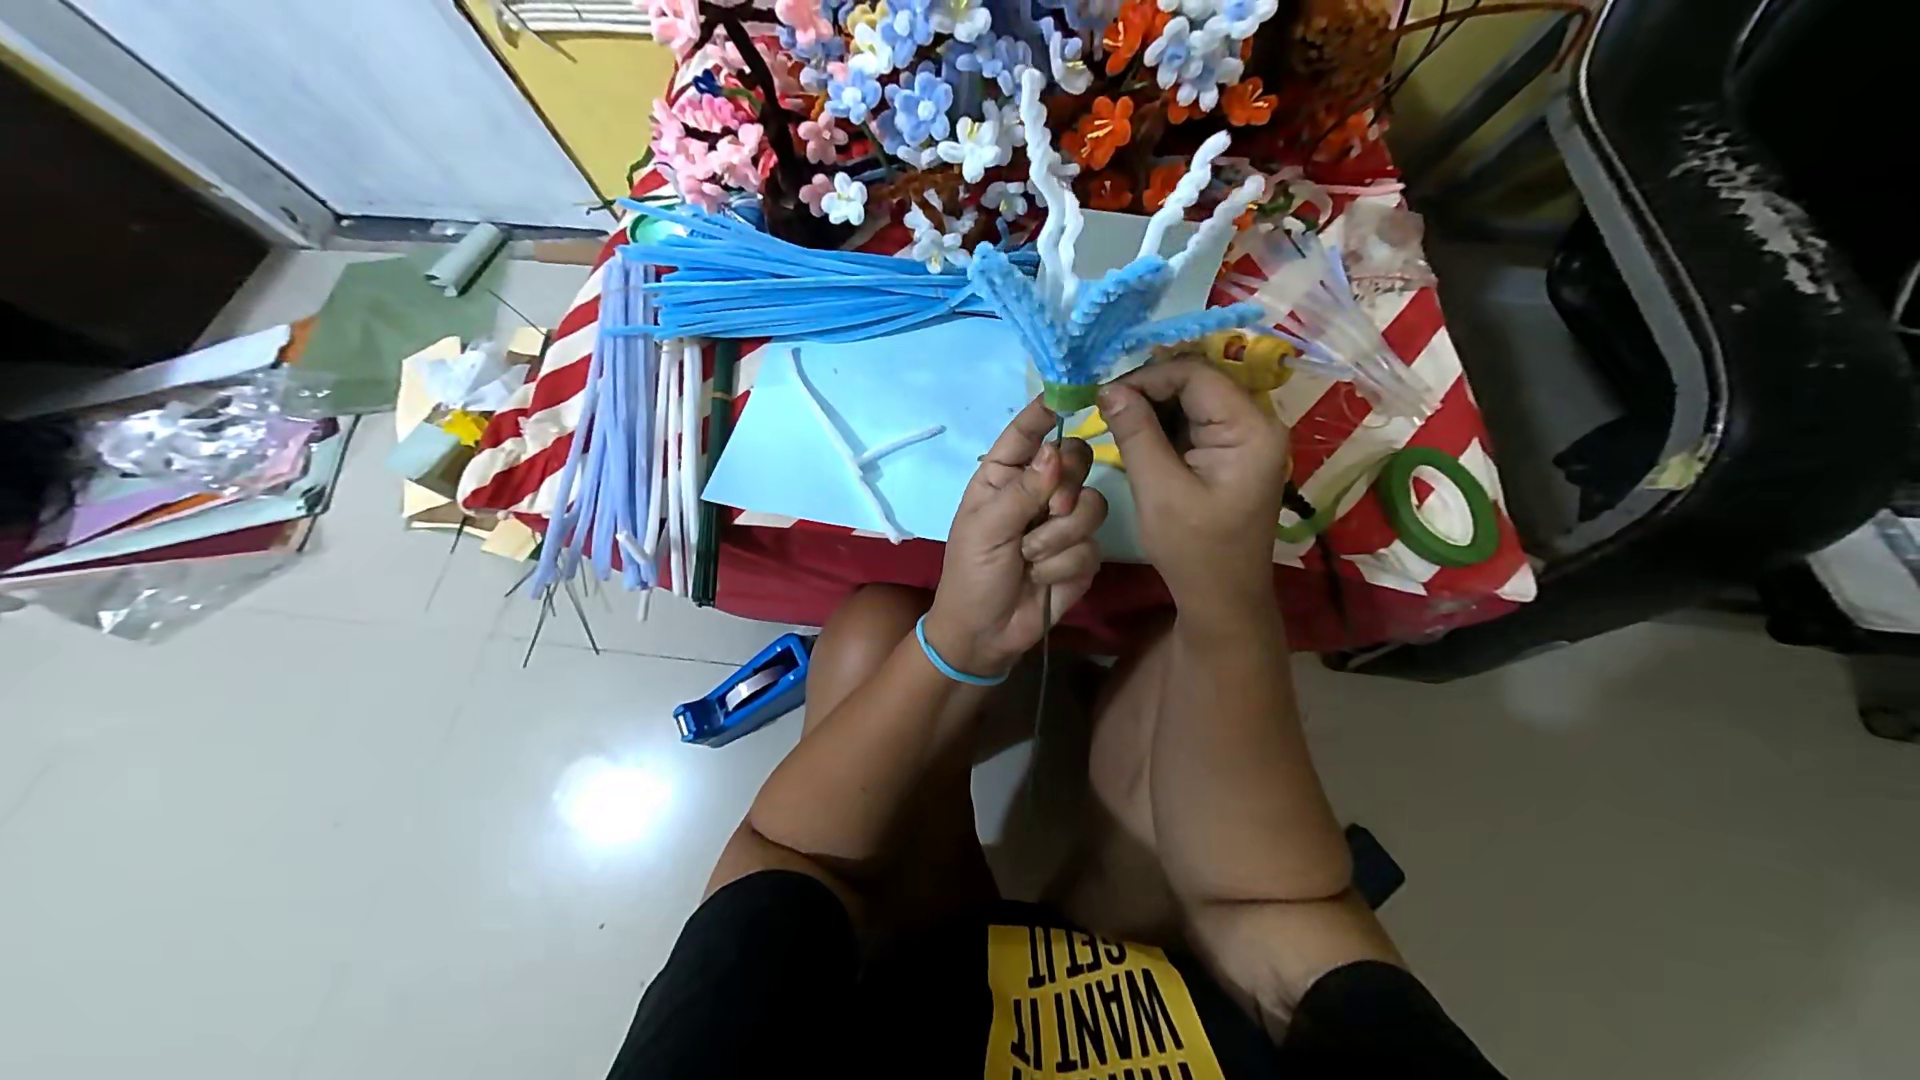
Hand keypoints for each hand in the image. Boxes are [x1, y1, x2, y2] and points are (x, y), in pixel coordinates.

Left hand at [924, 398, 1108, 676]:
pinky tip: (1041, 578)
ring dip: (1058, 536)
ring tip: (1029, 558)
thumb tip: (1055, 451)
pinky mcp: (1083, 554)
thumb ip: (1023, 489)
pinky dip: (1064, 564)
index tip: (1072, 394)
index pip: (1029, 432)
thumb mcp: (986, 527)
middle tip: (1050, 508)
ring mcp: (1064, 522)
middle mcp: (1038, 491)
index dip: (1048, 411)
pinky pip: (1092, 544)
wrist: (986, 632)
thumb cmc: (972, 573)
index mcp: (1005, 475)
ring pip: (1091, 504)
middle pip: (1077, 460)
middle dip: (1066, 486)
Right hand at [1097, 360, 1289, 608]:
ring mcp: (1244, 437)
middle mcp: (1256, 422)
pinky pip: (1193, 421)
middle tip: (1104, 405)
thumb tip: (1108, 388)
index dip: (1147, 376)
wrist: (1220, 595)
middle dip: (1148, 389)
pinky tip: (1134, 433)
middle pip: (1197, 382)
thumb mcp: (1158, 489)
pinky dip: (1161, 424)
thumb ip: (1135, 433)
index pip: (1196, 375)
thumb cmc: (1192, 549)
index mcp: (1250, 429)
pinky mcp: (1229, 451)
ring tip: (1114, 419)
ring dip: (1152, 405)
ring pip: (1192, 399)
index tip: (1104, 395)